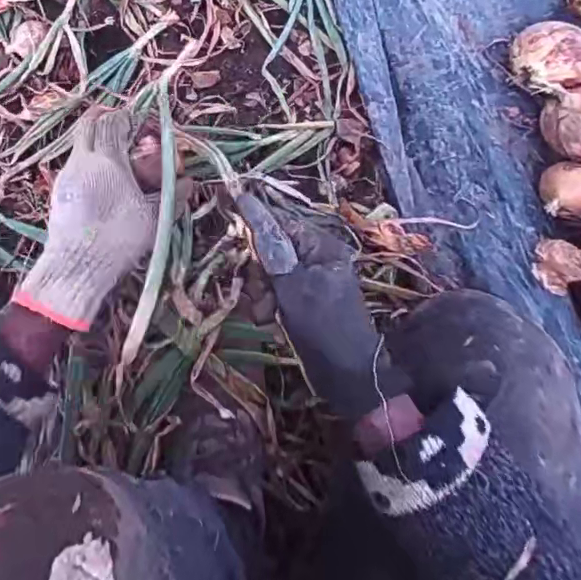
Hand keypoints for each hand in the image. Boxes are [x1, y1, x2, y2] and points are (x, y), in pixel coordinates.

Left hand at [13, 107, 160, 330]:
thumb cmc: (118, 238)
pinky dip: (88, 164)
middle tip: (121, 124)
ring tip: (115, 158)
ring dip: (96, 143)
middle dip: (105, 118)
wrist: (77, 266)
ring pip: (79, 146)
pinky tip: (101, 183)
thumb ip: (171, 196)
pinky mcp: (59, 193)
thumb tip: (187, 183)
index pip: (114, 122)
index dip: (129, 117)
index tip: (143, 125)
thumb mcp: (153, 217)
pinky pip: (74, 167)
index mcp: (107, 159)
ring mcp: (66, 176)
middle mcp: (82, 161)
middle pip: (88, 125)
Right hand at [256, 203, 413, 424]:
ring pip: (269, 273)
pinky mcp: (304, 300)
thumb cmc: (323, 328)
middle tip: (258, 295)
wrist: (348, 378)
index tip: (232, 238)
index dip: (252, 227)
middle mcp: (316, 258)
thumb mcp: (293, 287)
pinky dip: (269, 305)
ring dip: (261, 293)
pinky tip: (268, 321)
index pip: (279, 223)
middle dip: (259, 273)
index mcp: (321, 246)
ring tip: (264, 314)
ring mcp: (310, 280)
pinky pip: (276, 292)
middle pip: (271, 249)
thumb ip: (270, 249)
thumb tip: (249, 201)